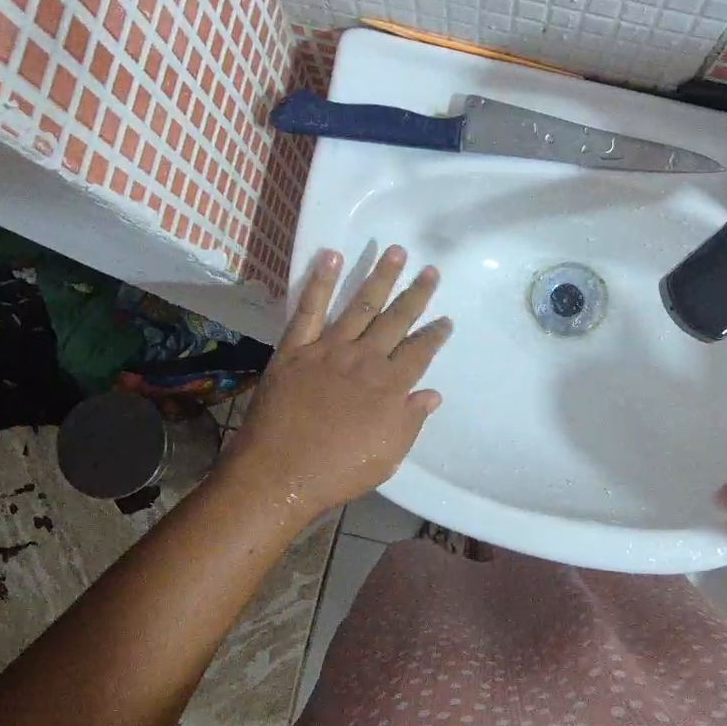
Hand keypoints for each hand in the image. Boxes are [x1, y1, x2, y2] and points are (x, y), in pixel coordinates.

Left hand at [221, 246, 451, 527]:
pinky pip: (309, 308)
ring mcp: (328, 349)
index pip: (420, 351)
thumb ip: (410, 420)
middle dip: (416, 294)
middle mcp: (364, 358)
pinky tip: (331, 256)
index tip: (446, 319)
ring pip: (360, 305)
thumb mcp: (388, 454)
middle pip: (396, 319)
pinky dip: (320, 281)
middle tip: (430, 270)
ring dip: (379, 276)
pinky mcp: (294, 349)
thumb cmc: (339, 471)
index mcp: (390, 385)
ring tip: (395, 251)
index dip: (435, 334)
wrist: (280, 474)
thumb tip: (431, 394)